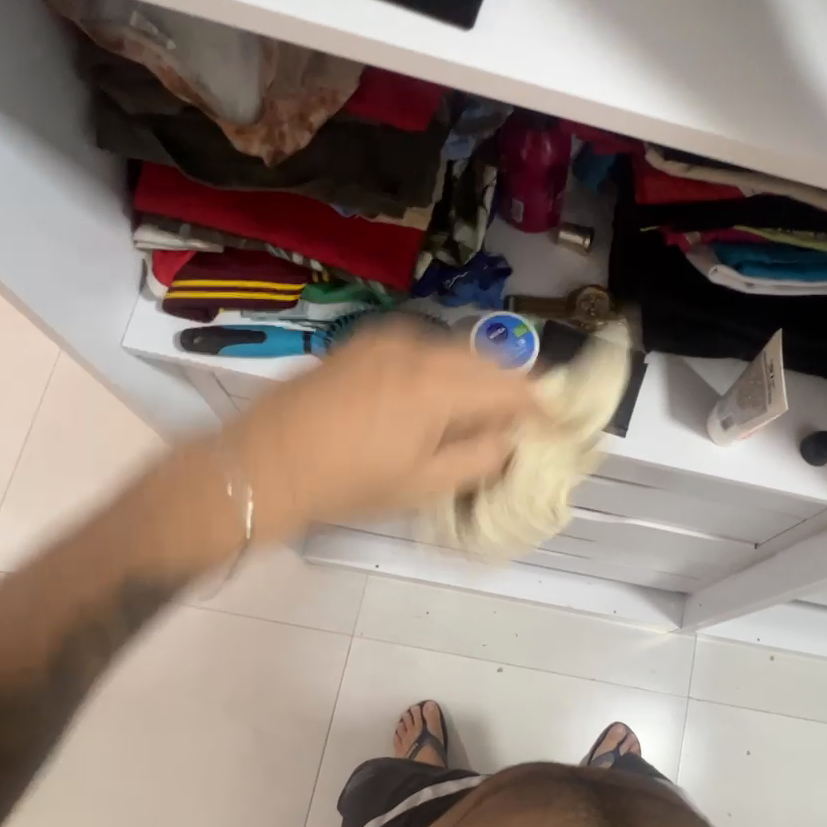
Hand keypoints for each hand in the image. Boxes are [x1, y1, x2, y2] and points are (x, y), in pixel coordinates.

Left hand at [227, 319, 541, 525]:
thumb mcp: (423, 484)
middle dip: (514, 384)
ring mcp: (387, 341)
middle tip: (531, 412)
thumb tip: (509, 440)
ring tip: (490, 403)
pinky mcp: (363, 343)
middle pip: (486, 360)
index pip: (510, 388)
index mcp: (438, 387)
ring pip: (454, 349)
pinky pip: (422, 346)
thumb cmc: (348, 483)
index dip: (541, 404)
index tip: (562, 419)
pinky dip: (444, 364)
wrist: (265, 463)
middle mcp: (418, 351)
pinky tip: (440, 389)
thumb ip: (478, 459)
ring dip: (480, 372)